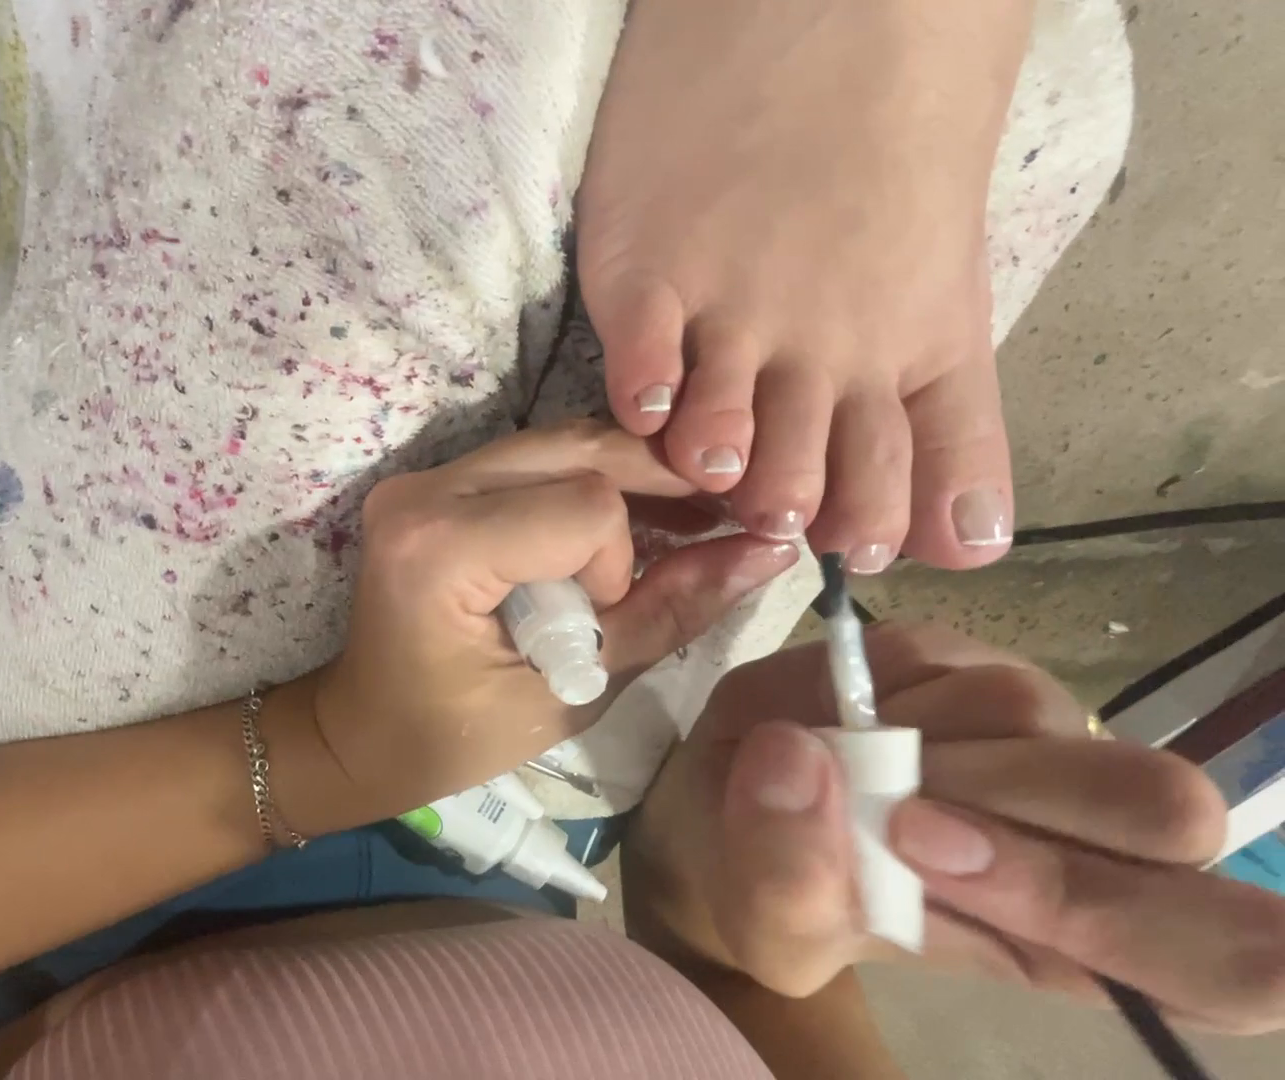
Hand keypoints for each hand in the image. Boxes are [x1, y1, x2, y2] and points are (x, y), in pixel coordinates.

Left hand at [310, 421, 799, 823]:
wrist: (362, 728)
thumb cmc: (451, 736)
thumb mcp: (569, 692)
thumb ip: (666, 614)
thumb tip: (770, 551)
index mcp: (439, 548)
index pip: (584, 507)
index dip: (620, 558)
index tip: (602, 612)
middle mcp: (422, 492)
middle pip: (576, 447)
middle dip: (652, 483)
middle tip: (711, 520)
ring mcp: (420, 480)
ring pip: (555, 443)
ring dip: (623, 479)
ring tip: (676, 521)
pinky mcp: (429, 484)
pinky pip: (527, 461)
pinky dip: (582, 484)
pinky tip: (621, 520)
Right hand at [577, 0, 1033, 570]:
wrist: (822, 17)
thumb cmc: (880, 158)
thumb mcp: (944, 292)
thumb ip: (944, 418)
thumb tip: (963, 542)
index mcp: (907, 351)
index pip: (905, 480)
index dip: (883, 529)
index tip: (852, 548)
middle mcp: (824, 347)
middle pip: (805, 477)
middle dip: (792, 511)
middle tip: (766, 510)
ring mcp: (732, 311)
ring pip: (724, 436)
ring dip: (721, 466)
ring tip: (712, 464)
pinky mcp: (649, 279)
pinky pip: (643, 364)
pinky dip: (645, 399)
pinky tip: (647, 404)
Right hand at [624, 623, 1284, 1034]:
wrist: (722, 799)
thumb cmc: (766, 886)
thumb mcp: (767, 926)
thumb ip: (788, 876)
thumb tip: (798, 756)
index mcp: (1072, 941)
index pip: (1228, 960)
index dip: (1123, 912)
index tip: (952, 872)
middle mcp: (1076, 832)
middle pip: (1161, 811)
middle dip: (1014, 813)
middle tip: (897, 827)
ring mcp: (1020, 732)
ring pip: (1034, 715)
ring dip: (916, 746)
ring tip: (843, 771)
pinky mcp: (950, 660)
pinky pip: (940, 660)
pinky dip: (874, 693)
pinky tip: (837, 723)